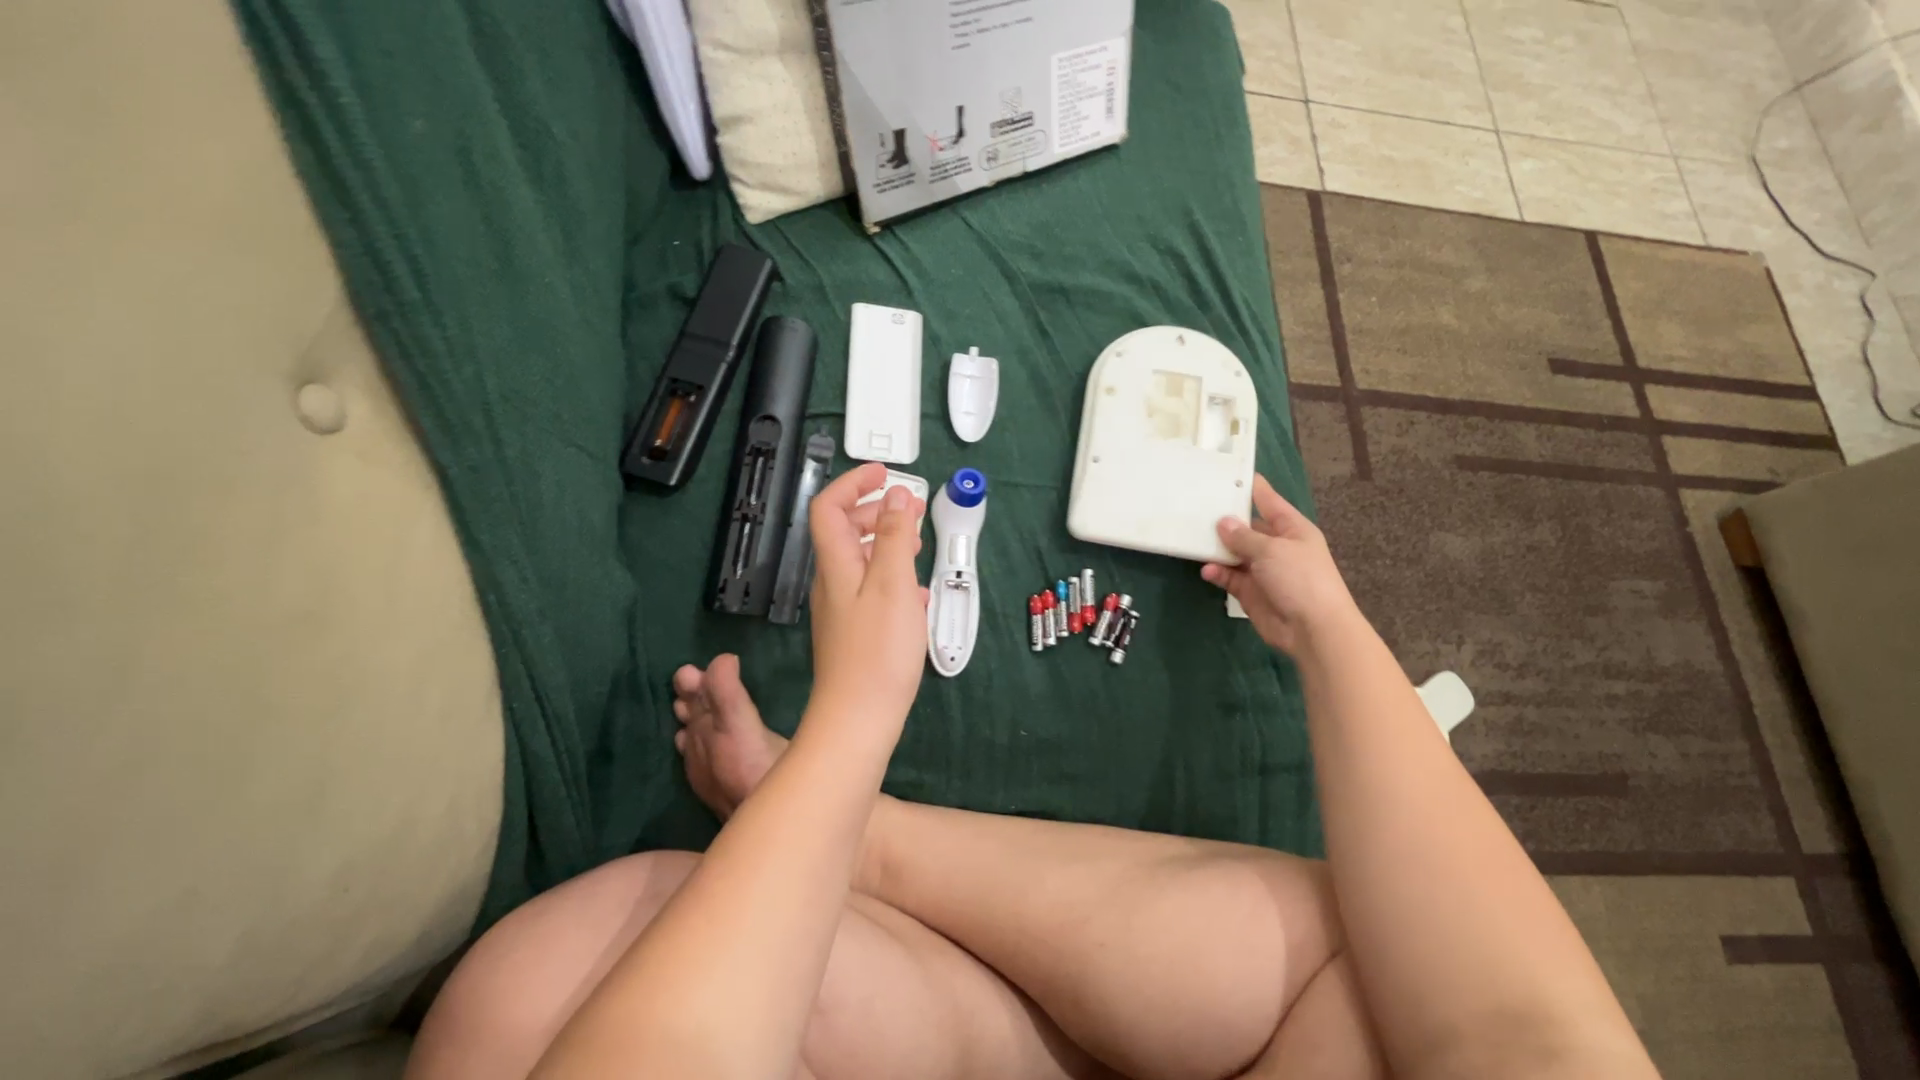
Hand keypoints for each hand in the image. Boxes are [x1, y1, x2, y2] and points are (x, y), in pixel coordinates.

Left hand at [806, 462, 927, 729]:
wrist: (860, 717)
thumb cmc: (878, 650)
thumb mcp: (892, 584)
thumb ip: (892, 536)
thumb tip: (895, 495)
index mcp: (836, 565)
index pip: (828, 508)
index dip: (853, 483)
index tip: (885, 473)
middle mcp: (832, 582)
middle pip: (842, 531)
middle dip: (874, 511)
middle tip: (911, 509)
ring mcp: (841, 609)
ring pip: (859, 560)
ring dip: (885, 543)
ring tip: (917, 545)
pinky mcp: (854, 632)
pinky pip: (870, 589)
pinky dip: (891, 577)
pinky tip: (917, 593)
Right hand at [1201, 474, 1357, 655]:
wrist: (1313, 628)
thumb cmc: (1300, 579)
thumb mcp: (1272, 550)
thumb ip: (1244, 536)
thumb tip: (1222, 523)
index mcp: (1291, 528)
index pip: (1268, 500)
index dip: (1249, 486)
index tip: (1225, 473)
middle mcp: (1276, 546)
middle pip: (1247, 526)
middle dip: (1224, 519)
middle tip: (1194, 507)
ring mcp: (1263, 569)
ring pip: (1234, 552)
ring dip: (1217, 548)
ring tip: (1194, 539)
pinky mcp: (1251, 592)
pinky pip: (1230, 576)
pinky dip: (1218, 572)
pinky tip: (1207, 569)